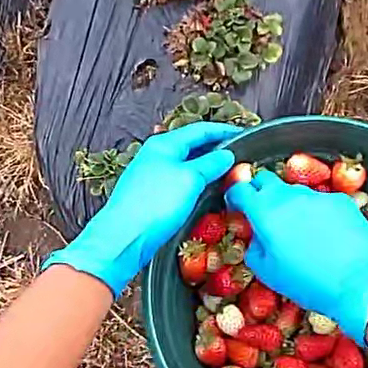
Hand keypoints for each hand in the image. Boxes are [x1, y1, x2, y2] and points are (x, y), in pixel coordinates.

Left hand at [46, 122, 241, 295]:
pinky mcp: (151, 195)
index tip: (244, 135)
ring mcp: (152, 175)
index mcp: (164, 144)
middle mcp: (156, 155)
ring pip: (186, 165)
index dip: (224, 131)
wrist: (123, 237)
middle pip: (192, 146)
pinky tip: (205, 192)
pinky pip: (179, 181)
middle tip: (239, 158)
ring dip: (207, 168)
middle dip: (216, 150)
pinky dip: (195, 182)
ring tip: (227, 175)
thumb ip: (210, 163)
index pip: (200, 129)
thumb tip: (226, 155)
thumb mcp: (190, 179)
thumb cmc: (155, 203)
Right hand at [226, 169, 367, 340]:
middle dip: (259, 191)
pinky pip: (319, 200)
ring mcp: (316, 195)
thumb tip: (256, 236)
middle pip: (266, 179)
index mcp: (265, 212)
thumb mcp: (267, 272)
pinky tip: (323, 233)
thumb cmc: (309, 282)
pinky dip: (314, 211)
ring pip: (293, 190)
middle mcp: (289, 196)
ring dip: (288, 203)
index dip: (234, 195)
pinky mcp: (340, 200)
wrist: (359, 282)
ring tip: (296, 228)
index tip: (235, 205)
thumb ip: (254, 247)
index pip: (240, 188)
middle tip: (261, 211)